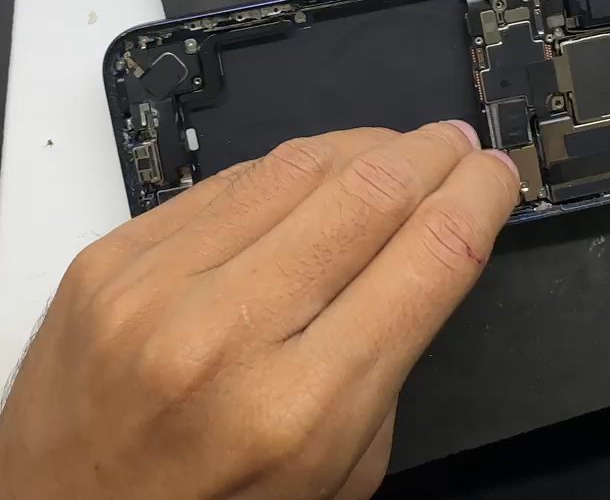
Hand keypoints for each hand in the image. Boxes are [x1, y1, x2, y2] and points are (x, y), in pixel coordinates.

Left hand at [0, 123, 521, 499]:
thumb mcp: (334, 477)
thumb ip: (382, 361)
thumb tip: (421, 247)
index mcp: (301, 410)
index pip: (427, 260)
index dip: (478, 199)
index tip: (496, 175)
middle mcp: (228, 334)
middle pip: (367, 194)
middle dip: (430, 154)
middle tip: (459, 143)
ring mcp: (158, 283)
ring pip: (297, 166)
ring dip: (365, 145)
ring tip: (397, 146)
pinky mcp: (113, 254)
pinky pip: (228, 178)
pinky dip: (288, 167)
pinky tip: (315, 170)